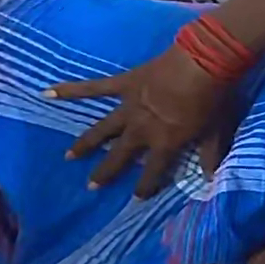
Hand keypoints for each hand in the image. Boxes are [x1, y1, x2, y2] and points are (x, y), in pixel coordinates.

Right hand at [47, 43, 231, 198]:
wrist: (203, 64)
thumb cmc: (214, 99)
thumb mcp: (217, 131)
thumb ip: (210, 155)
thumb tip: (210, 180)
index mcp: (165, 142)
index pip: (154, 171)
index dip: (146, 186)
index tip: (137, 198)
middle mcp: (141, 130)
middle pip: (121, 155)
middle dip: (107, 171)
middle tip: (90, 186)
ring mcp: (129, 107)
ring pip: (103, 129)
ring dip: (86, 143)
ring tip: (69, 157)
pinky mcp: (124, 84)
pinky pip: (93, 88)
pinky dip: (70, 90)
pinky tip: (47, 93)